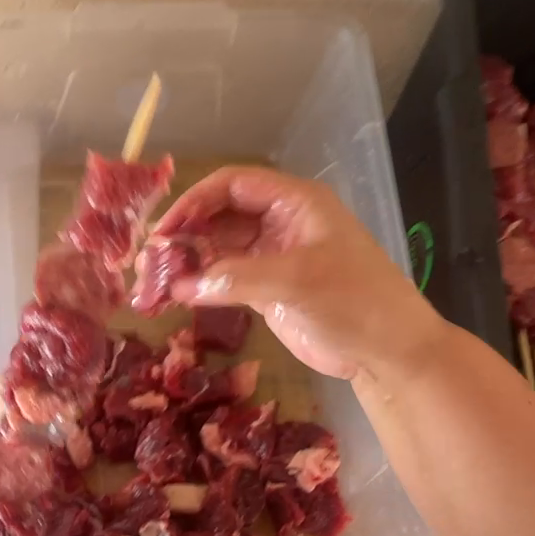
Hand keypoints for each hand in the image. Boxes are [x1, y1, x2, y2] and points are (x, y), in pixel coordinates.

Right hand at [156, 166, 447, 379]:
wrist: (385, 349)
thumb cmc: (354, 301)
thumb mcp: (298, 281)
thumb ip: (239, 277)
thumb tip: (183, 284)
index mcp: (294, 202)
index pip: (232, 185)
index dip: (194, 201)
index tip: (164, 229)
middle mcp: (279, 223)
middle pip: (218, 216)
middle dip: (183, 234)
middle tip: (149, 259)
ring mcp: (270, 258)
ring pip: (217, 250)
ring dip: (186, 263)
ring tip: (152, 282)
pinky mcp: (265, 291)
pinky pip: (222, 280)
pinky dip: (198, 287)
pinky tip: (174, 298)